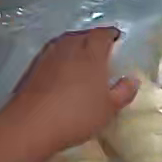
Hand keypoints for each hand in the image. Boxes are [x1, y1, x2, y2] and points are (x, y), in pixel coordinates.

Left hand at [0, 27, 136, 161]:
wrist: (29, 126)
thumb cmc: (76, 115)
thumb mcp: (109, 108)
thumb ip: (124, 92)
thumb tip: (132, 79)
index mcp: (91, 54)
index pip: (102, 34)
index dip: (111, 35)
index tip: (118, 39)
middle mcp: (69, 48)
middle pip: (82, 35)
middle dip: (93, 38)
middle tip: (102, 49)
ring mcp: (48, 57)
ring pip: (65, 42)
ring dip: (75, 45)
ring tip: (82, 56)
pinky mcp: (32, 68)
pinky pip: (52, 54)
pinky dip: (61, 56)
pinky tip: (63, 69)